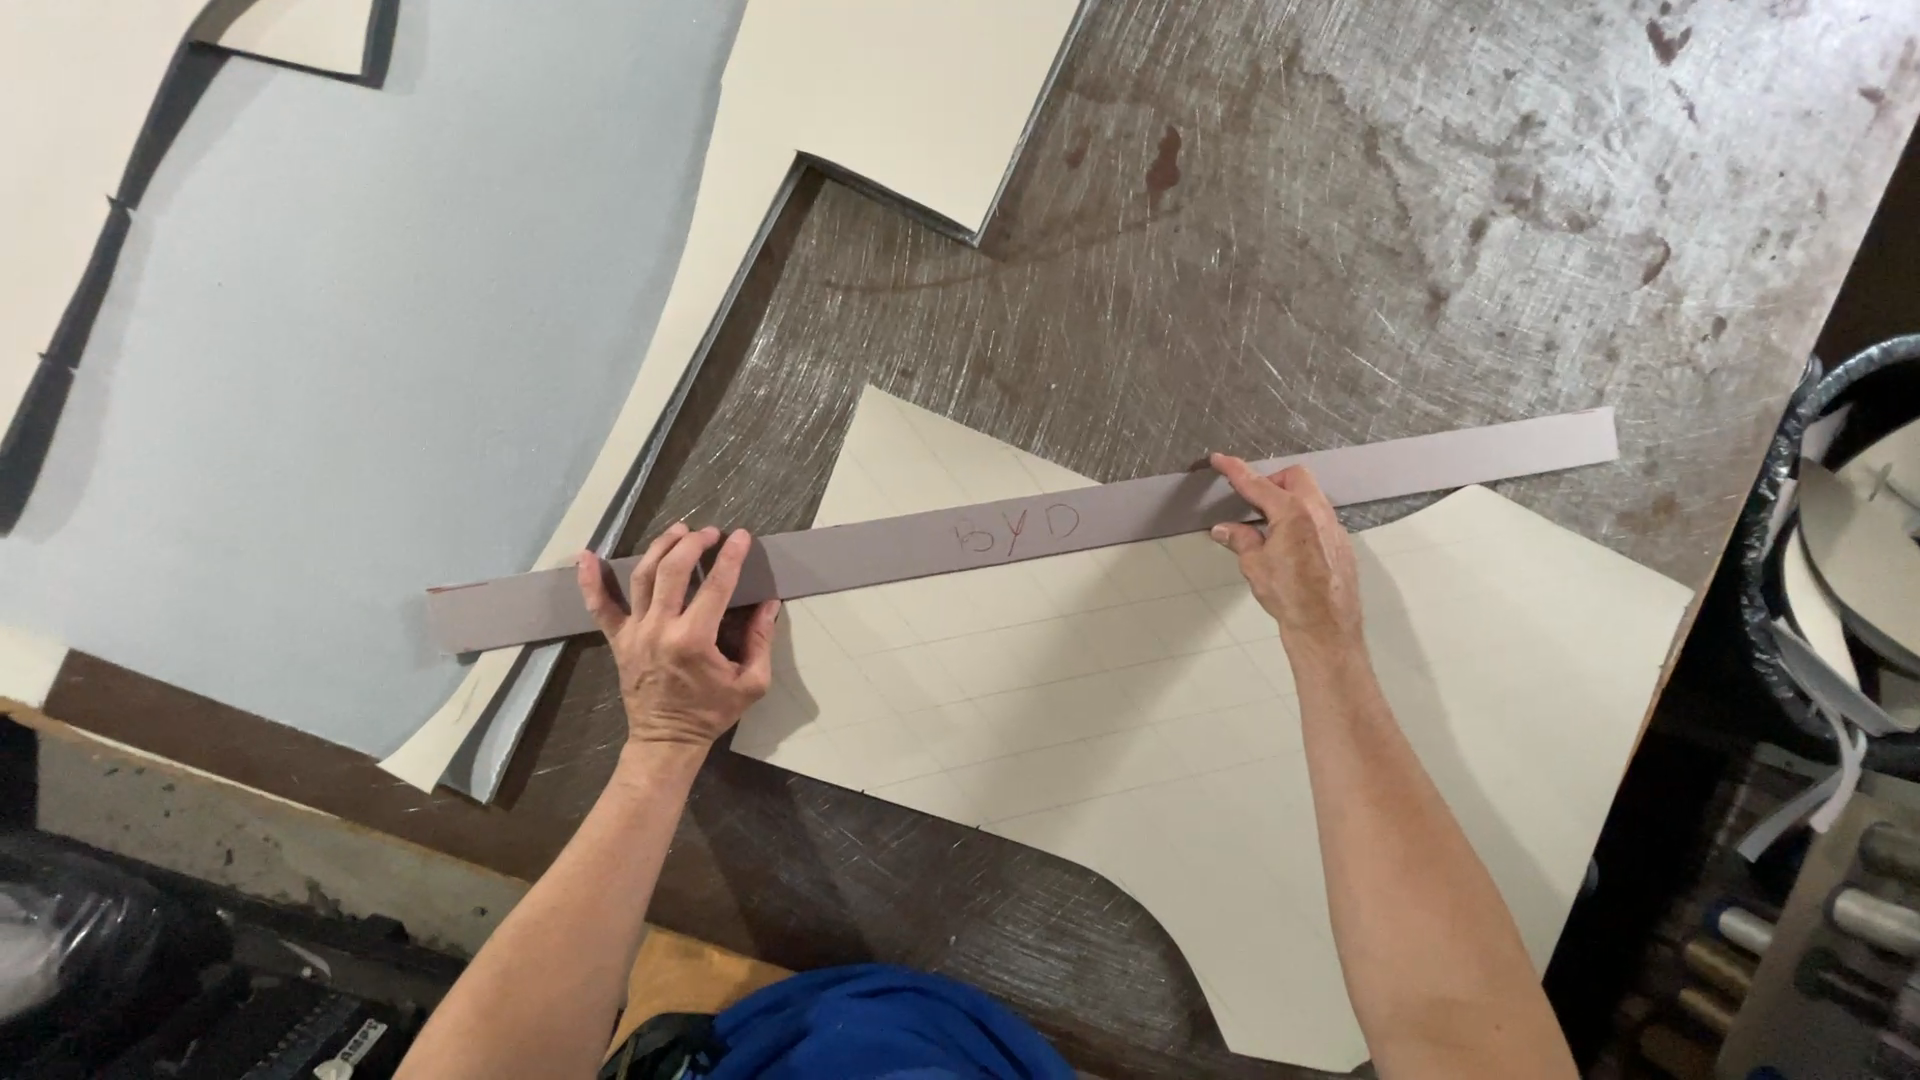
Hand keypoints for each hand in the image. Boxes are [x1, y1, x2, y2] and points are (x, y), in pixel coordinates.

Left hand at [575, 524, 781, 748]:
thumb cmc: (712, 713)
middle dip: (694, 544)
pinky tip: (587, 556)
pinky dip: (590, 581)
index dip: (731, 557)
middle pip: (674, 571)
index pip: (717, 585)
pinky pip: (599, 607)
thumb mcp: (752, 683)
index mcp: (694, 640)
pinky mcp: (618, 640)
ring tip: (678, 530)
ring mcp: (634, 633)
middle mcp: (660, 629)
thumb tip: (769, 604)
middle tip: (711, 532)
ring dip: (660, 548)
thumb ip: (761, 641)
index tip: (742, 537)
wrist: (666, 741)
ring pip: (643, 577)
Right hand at [1207, 455, 1364, 655]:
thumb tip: (1224, 529)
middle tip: (1253, 502)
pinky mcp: (1341, 542)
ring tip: (1269, 525)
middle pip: (1295, 477)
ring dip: (1287, 500)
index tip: (1220, 459)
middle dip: (1272, 481)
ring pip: (1311, 496)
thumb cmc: (1289, 596)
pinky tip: (1289, 544)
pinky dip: (1301, 518)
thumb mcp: (1255, 566)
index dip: (1236, 470)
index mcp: (1293, 513)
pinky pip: (1320, 517)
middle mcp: (1318, 513)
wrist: (1325, 627)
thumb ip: (1241, 540)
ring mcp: (1334, 527)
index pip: (1258, 483)